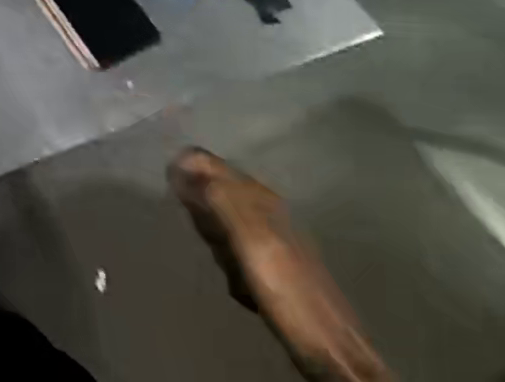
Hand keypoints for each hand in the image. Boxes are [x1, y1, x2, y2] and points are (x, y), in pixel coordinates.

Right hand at [170, 147, 392, 381]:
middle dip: (197, 211)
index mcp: (259, 196)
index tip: (175, 196)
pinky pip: (227, 247)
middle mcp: (263, 208)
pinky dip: (225, 260)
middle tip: (209, 236)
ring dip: (211, 239)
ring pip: (214, 220)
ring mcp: (266, 235)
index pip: (205, 161)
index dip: (182, 171)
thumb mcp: (250, 237)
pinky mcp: (267, 261)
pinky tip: (236, 278)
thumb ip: (220, 197)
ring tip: (225, 261)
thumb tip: (183, 159)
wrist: (328, 345)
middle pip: (206, 190)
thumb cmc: (285, 287)